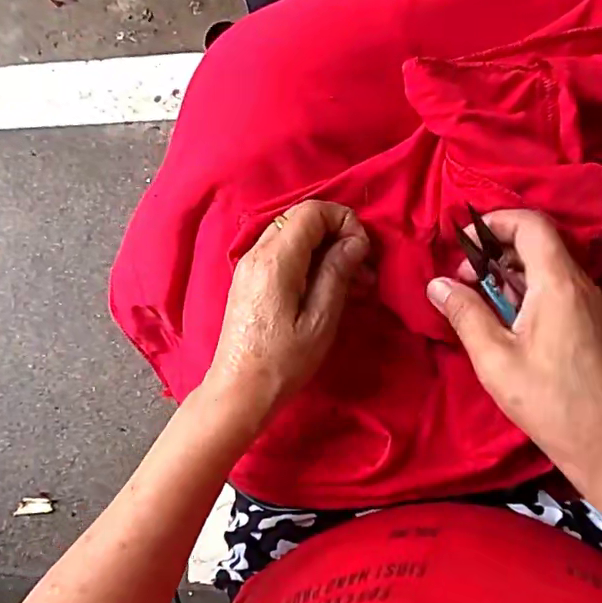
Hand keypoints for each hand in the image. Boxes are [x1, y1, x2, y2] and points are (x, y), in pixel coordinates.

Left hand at [205, 200, 370, 423]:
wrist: (239, 391)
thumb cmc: (283, 361)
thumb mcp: (320, 320)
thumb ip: (337, 273)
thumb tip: (355, 241)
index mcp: (275, 259)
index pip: (312, 211)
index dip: (344, 220)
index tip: (363, 251)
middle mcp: (256, 253)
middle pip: (301, 219)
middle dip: (337, 235)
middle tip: (362, 270)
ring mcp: (248, 265)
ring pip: (293, 236)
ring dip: (324, 249)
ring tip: (353, 284)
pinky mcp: (248, 280)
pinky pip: (282, 254)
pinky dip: (308, 261)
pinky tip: (327, 289)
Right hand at [427, 209, 601, 489]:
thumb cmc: (550, 402)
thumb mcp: (495, 360)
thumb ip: (465, 314)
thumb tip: (437, 284)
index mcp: (558, 284)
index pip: (531, 225)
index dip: (494, 223)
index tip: (463, 244)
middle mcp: (579, 285)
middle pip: (537, 242)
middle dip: (494, 250)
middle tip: (463, 281)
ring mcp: (588, 304)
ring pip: (545, 266)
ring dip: (507, 272)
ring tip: (477, 301)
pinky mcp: (589, 323)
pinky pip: (554, 288)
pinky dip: (524, 290)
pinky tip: (504, 320)